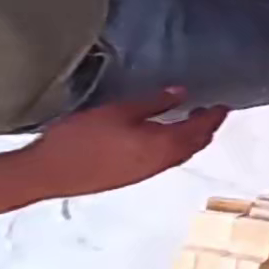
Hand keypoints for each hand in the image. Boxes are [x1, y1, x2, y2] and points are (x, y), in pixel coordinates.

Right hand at [15, 89, 228, 198]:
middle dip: (208, 126)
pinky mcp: (136, 176)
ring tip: (190, 120)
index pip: (203, 128)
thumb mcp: (119, 112)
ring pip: (185, 152)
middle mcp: (167, 159)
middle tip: (209, 111)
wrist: (45, 174)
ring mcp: (152, 171)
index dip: (215, 115)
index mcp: (169, 143)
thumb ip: (155, 103)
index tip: (223, 105)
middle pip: (199, 142)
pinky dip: (178, 146)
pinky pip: (169, 159)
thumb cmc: (81, 138)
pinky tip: (165, 137)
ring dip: (193, 137)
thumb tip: (183, 93)